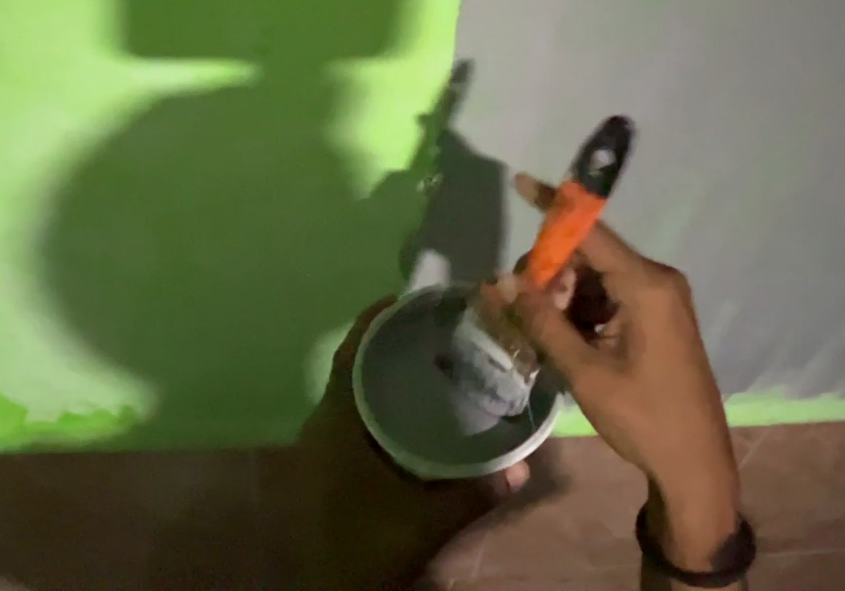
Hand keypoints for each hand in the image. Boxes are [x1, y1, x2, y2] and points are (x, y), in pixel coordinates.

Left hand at [274, 297, 528, 588]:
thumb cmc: (367, 546)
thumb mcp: (425, 521)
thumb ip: (474, 491)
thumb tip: (524, 466)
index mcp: (336, 421)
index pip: (349, 352)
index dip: (373, 320)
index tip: (407, 298)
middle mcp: (322, 423)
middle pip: (351, 365)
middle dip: (385, 341)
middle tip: (431, 326)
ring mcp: (320, 445)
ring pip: (349, 391)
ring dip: (379, 370)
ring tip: (426, 357)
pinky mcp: (324, 465)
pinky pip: (349, 414)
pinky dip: (375, 400)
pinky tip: (407, 410)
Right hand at [487, 174, 741, 572]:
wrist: (697, 470)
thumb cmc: (644, 418)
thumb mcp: (585, 370)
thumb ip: (542, 320)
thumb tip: (501, 280)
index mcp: (646, 285)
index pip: (591, 231)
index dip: (553, 206)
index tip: (520, 181)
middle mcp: (656, 280)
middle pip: (589, 255)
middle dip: (551, 273)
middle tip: (524, 308)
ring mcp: (660, 298)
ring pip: (595, 277)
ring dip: (564, 297)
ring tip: (544, 333)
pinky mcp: (658, 317)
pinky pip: (609, 296)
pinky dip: (582, 310)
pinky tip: (565, 338)